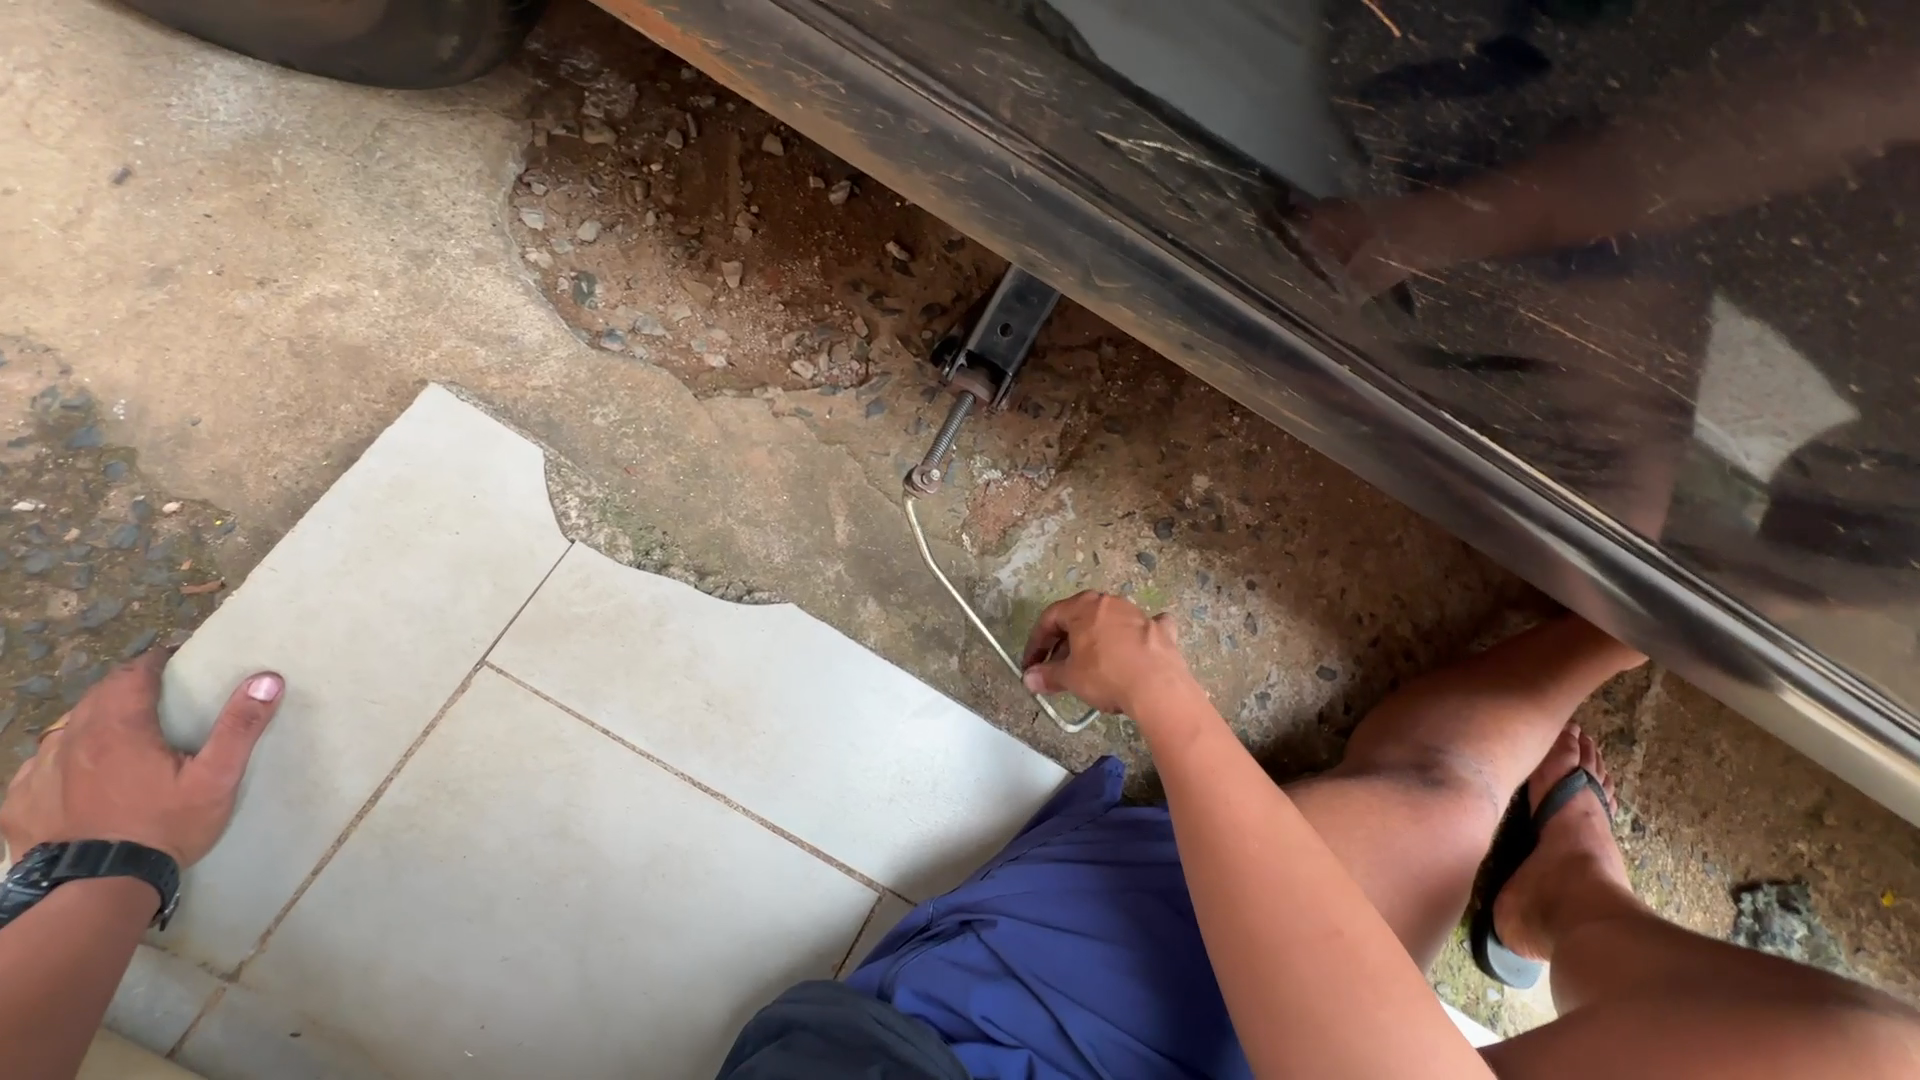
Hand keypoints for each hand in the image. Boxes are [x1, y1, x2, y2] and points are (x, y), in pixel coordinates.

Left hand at [0, 651, 283, 867]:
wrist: (97, 888)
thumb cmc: (165, 826)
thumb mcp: (217, 777)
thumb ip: (240, 726)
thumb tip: (267, 677)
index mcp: (118, 728)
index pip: (131, 676)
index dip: (153, 662)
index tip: (173, 659)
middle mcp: (71, 741)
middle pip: (95, 698)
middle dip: (124, 688)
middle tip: (154, 694)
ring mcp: (38, 773)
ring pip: (63, 729)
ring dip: (91, 721)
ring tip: (118, 732)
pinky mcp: (19, 802)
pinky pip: (38, 766)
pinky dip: (62, 758)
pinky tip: (77, 774)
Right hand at [1020, 591, 1199, 715]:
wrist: (1158, 688)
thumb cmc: (1106, 675)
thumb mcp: (1070, 678)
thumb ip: (1047, 675)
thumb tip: (1029, 679)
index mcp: (1083, 607)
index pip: (1049, 618)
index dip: (1036, 643)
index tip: (1032, 664)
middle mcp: (1109, 602)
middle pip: (1079, 617)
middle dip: (1065, 641)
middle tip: (1057, 665)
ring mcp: (1137, 613)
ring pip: (1109, 621)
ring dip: (1095, 639)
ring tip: (1090, 665)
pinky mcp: (1161, 629)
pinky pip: (1143, 627)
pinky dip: (1135, 636)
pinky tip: (1135, 648)